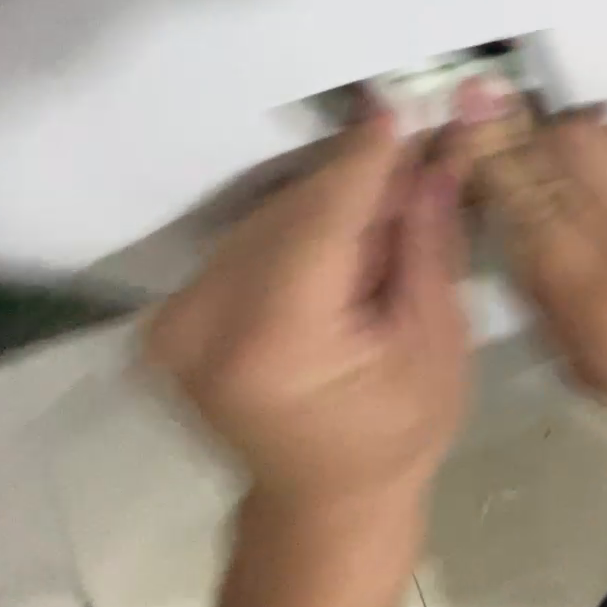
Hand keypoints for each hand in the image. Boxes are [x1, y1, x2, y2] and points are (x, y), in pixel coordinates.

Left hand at [145, 109, 469, 514]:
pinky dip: (301, 229)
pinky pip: (245, 247)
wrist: (327, 499)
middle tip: (419, 153)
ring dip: (331, 202)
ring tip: (393, 199)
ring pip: (263, 224)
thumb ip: (427, 248)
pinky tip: (348, 236)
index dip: (363, 164)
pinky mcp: (168, 320)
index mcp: (277, 344)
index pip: (322, 225)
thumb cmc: (402, 432)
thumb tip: (438, 163)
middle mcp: (200, 326)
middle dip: (357, 181)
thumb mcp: (436, 342)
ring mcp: (171, 323)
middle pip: (288, 217)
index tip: (395, 106)